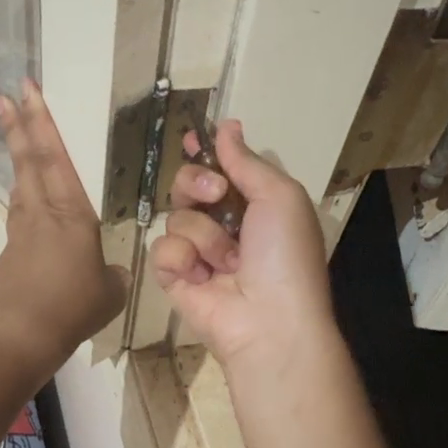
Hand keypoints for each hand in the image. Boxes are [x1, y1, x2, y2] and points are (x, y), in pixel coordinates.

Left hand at [0, 81, 129, 369]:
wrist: (24, 333)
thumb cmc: (75, 307)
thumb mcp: (112, 292)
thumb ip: (114, 276)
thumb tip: (111, 273)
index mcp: (73, 215)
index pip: (56, 158)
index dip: (43, 123)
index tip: (29, 92)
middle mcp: (43, 212)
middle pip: (30, 160)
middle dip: (20, 124)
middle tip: (7, 94)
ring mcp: (22, 230)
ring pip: (21, 183)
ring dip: (18, 156)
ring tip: (16, 134)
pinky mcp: (11, 251)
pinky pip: (19, 212)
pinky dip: (23, 196)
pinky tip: (26, 199)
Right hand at [152, 121, 335, 371]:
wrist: (269, 321)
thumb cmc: (285, 255)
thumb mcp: (279, 196)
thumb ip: (246, 161)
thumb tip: (226, 127)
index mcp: (255, 205)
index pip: (222, 169)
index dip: (206, 154)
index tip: (194, 139)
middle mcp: (225, 226)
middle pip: (188, 185)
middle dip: (196, 183)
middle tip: (214, 195)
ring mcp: (199, 253)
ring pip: (176, 217)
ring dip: (203, 234)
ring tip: (227, 261)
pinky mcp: (176, 278)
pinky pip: (162, 249)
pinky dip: (182, 260)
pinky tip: (202, 279)